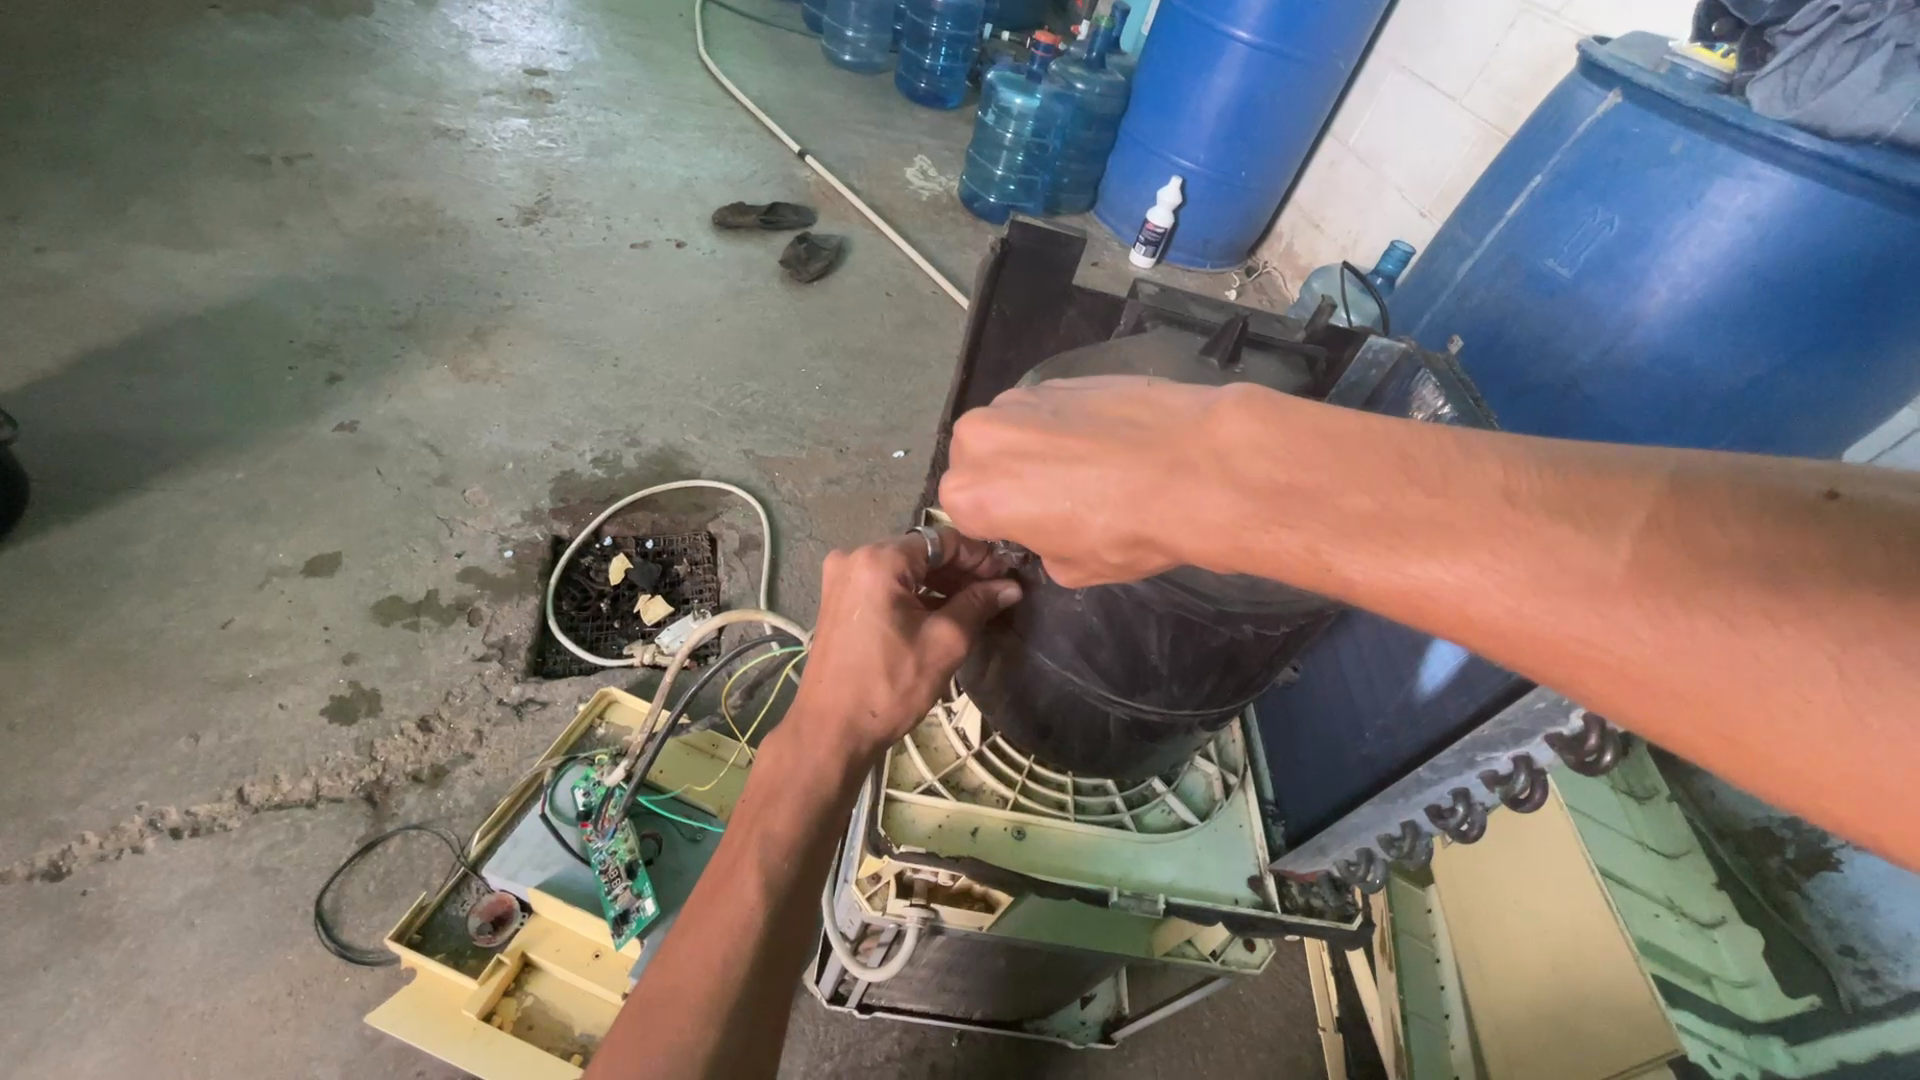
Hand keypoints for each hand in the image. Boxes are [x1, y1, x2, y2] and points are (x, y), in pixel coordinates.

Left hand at [788, 528, 1020, 757]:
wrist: (831, 730)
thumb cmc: (890, 686)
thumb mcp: (944, 642)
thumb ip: (978, 605)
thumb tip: (1011, 586)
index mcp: (879, 559)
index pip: (942, 540)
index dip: (979, 557)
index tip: (1006, 577)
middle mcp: (854, 557)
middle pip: (921, 552)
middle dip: (960, 571)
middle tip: (995, 593)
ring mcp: (841, 578)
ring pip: (904, 569)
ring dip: (938, 584)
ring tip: (974, 606)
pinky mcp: (837, 599)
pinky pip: (885, 584)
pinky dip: (914, 594)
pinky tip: (941, 613)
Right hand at [940, 375, 1242, 586]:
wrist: (1196, 465)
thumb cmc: (1126, 530)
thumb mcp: (1071, 568)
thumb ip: (1040, 547)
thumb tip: (1048, 532)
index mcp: (971, 493)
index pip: (963, 515)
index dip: (996, 527)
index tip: (1028, 533)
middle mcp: (981, 436)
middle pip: (977, 463)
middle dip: (1005, 480)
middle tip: (1055, 500)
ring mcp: (1022, 398)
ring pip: (1009, 430)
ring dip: (1031, 448)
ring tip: (1085, 467)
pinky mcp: (1061, 377)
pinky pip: (1045, 409)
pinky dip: (1063, 425)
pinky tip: (1106, 441)